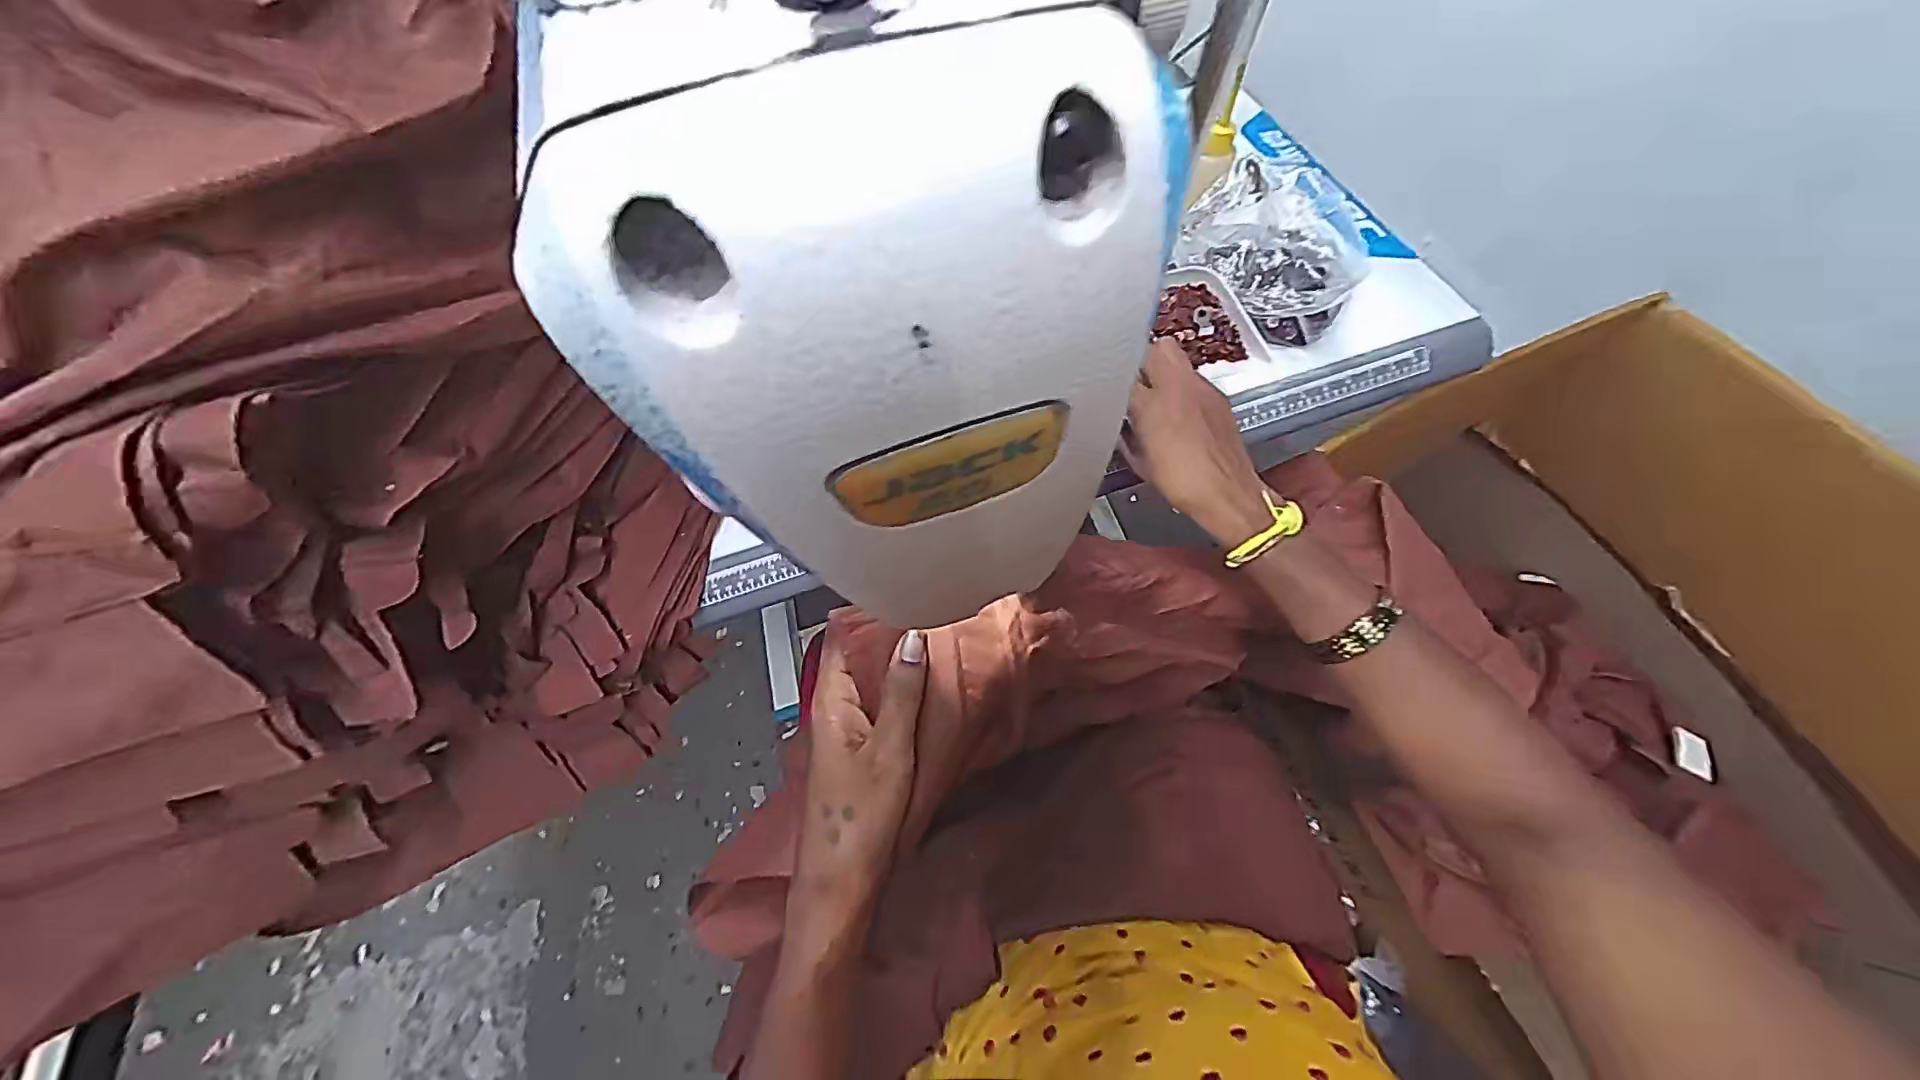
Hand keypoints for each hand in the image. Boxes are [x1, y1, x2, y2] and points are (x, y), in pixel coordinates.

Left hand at [790, 629, 927, 929]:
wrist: (840, 881)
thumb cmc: (861, 815)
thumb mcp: (890, 750)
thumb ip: (900, 692)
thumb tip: (910, 636)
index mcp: (830, 700)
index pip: (841, 639)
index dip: (866, 614)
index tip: (902, 590)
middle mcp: (831, 708)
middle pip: (856, 658)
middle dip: (888, 636)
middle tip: (928, 613)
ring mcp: (843, 730)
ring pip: (868, 682)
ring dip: (894, 664)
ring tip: (932, 641)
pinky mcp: (856, 750)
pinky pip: (875, 706)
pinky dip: (896, 692)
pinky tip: (923, 689)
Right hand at [1123, 338, 1271, 544]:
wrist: (1226, 494)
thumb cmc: (1185, 484)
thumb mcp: (1140, 461)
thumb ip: (1126, 434)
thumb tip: (1120, 423)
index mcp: (1152, 404)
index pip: (1124, 374)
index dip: (1115, 380)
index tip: (1110, 388)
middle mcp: (1180, 388)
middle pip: (1157, 348)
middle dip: (1143, 360)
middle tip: (1134, 382)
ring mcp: (1203, 390)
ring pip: (1179, 359)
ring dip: (1163, 372)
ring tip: (1156, 398)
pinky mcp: (1219, 399)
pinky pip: (1195, 381)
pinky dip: (1183, 390)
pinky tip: (1178, 414)